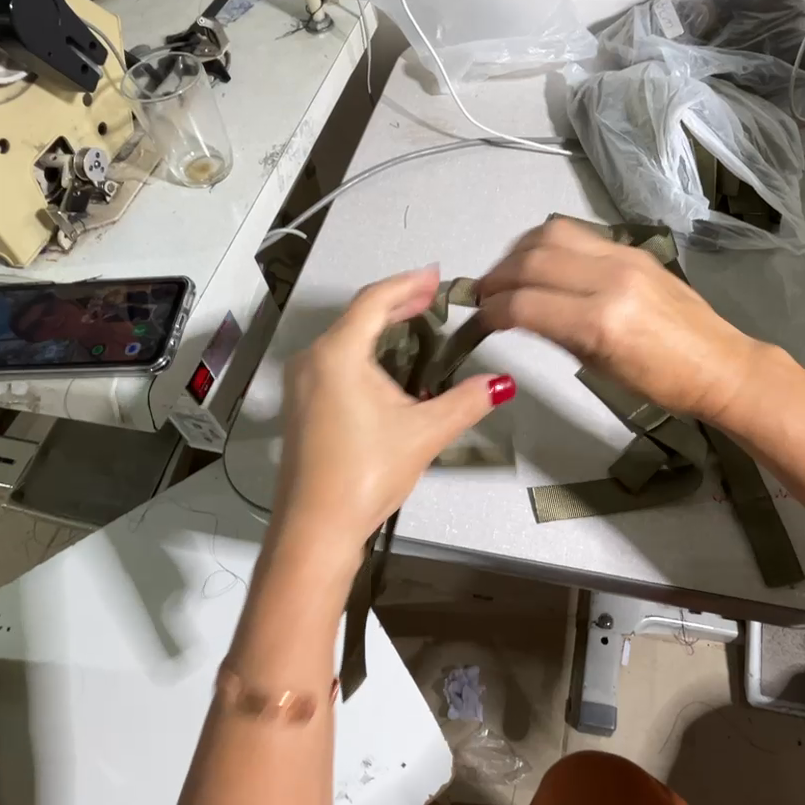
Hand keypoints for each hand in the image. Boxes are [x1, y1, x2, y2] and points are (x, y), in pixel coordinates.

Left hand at [276, 266, 514, 552]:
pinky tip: (388, 363)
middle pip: (358, 316)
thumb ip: (466, 401)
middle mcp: (313, 358)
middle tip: (433, 297)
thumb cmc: (366, 471)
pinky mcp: (300, 404)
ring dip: (381, 328)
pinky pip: (335, 360)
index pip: (374, 301)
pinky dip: (365, 351)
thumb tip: (503, 383)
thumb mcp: (424, 432)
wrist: (314, 528)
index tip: (437, 276)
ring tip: (417, 323)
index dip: (408, 284)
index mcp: (338, 353)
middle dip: (398, 303)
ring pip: (345, 338)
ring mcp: (301, 383)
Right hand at [478, 219, 769, 425]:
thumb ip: (554, 333)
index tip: (478, 318)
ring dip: (518, 251)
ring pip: (550, 234)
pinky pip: (576, 234)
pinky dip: (546, 244)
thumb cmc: (659, 383)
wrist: (719, 362)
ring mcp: (623, 257)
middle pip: (531, 261)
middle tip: (482, 294)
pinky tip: (540, 262)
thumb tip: (516, 313)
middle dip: (496, 277)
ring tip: (507, 273)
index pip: (524, 304)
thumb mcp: (596, 366)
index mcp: (601, 322)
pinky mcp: (632, 247)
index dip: (490, 311)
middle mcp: (609, 280)